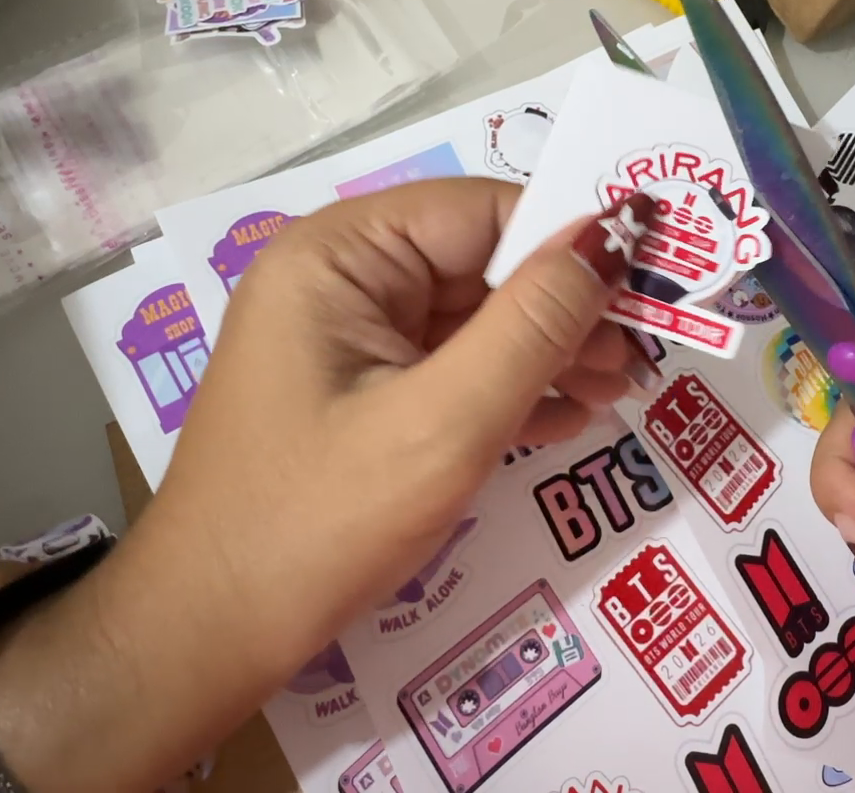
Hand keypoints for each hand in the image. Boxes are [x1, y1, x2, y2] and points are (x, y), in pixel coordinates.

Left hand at [0, 179, 658, 790]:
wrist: (211, 641)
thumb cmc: (319, 523)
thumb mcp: (444, 423)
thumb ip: (534, 325)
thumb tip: (610, 236)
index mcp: (342, 255)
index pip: (483, 212)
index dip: (568, 242)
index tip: (644, 286)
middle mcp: (347, 277)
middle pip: (485, 264)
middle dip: (564, 309)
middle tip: (637, 357)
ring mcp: (356, 335)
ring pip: (478, 318)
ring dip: (549, 351)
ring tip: (618, 390)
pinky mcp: (369, 386)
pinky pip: (456, 365)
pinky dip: (513, 387)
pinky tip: (569, 417)